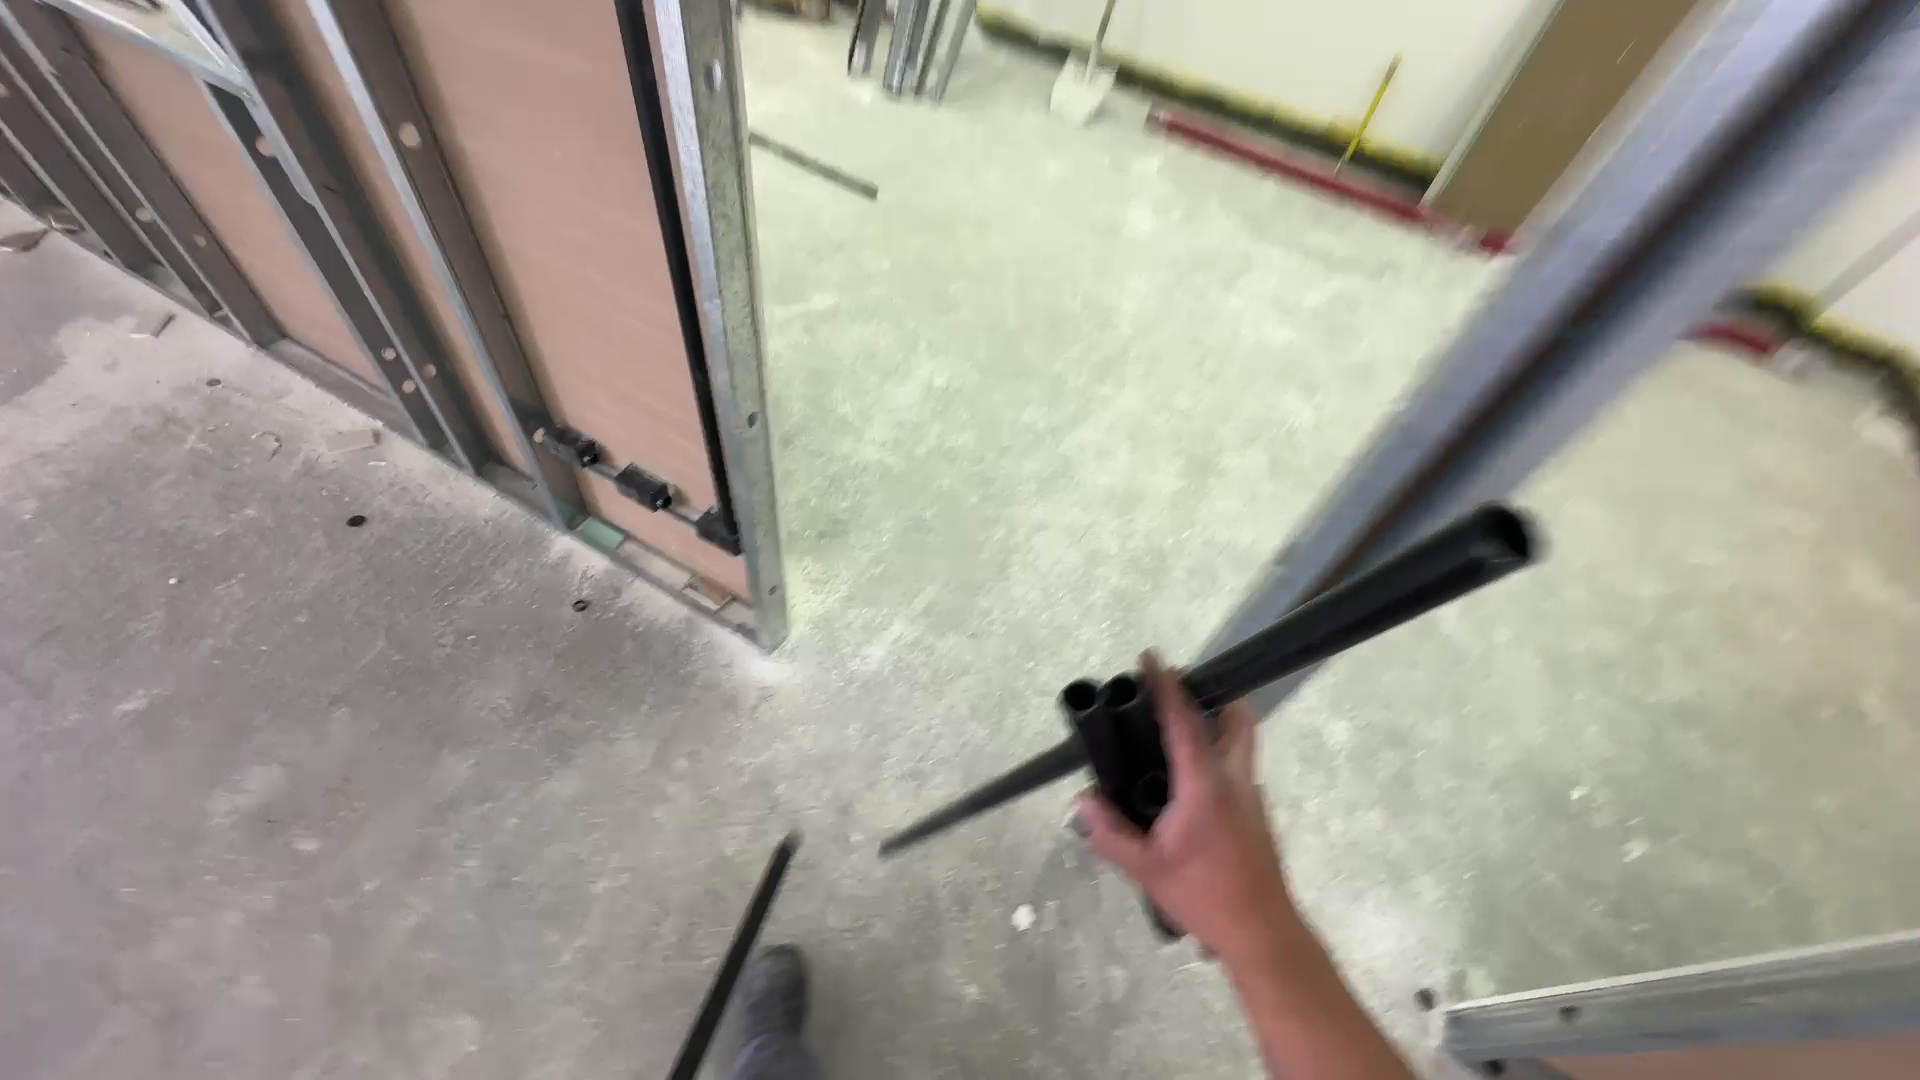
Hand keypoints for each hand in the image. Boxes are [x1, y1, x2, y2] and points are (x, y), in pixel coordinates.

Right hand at [1074, 651, 1304, 968]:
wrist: (1263, 934)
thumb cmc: (1204, 896)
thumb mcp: (1146, 869)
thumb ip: (1111, 834)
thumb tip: (1082, 802)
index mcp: (1206, 784)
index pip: (1184, 721)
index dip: (1166, 685)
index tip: (1151, 657)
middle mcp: (1235, 778)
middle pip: (1236, 717)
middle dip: (1211, 694)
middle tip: (1175, 694)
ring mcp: (1252, 794)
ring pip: (1241, 740)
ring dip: (1216, 721)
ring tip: (1175, 732)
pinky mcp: (1257, 812)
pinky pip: (1237, 764)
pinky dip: (1217, 751)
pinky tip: (1186, 779)